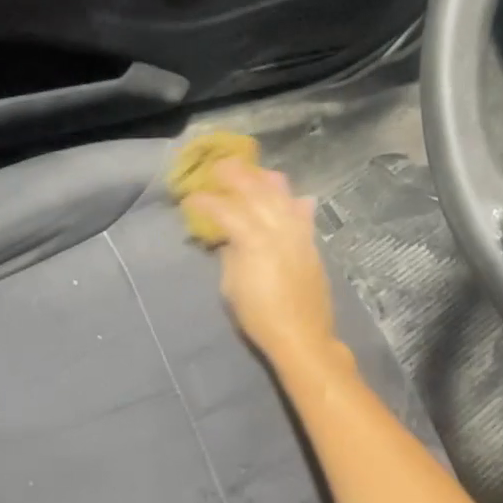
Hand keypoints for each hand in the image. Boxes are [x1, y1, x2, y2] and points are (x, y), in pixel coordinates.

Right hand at [182, 161, 340, 365]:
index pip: (225, 210)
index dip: (205, 202)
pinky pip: (304, 215)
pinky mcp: (311, 245)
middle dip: (236, 177)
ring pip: (283, 197)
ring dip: (266, 181)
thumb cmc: (258, 317)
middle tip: (219, 166)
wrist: (302, 336)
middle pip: (255, 193)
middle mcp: (278, 230)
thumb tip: (230, 238)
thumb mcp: (232, 286)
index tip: (190, 198)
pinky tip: (296, 197)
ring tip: (255, 172)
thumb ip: (231, 255)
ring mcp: (298, 234)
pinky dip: (296, 203)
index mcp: (253, 241)